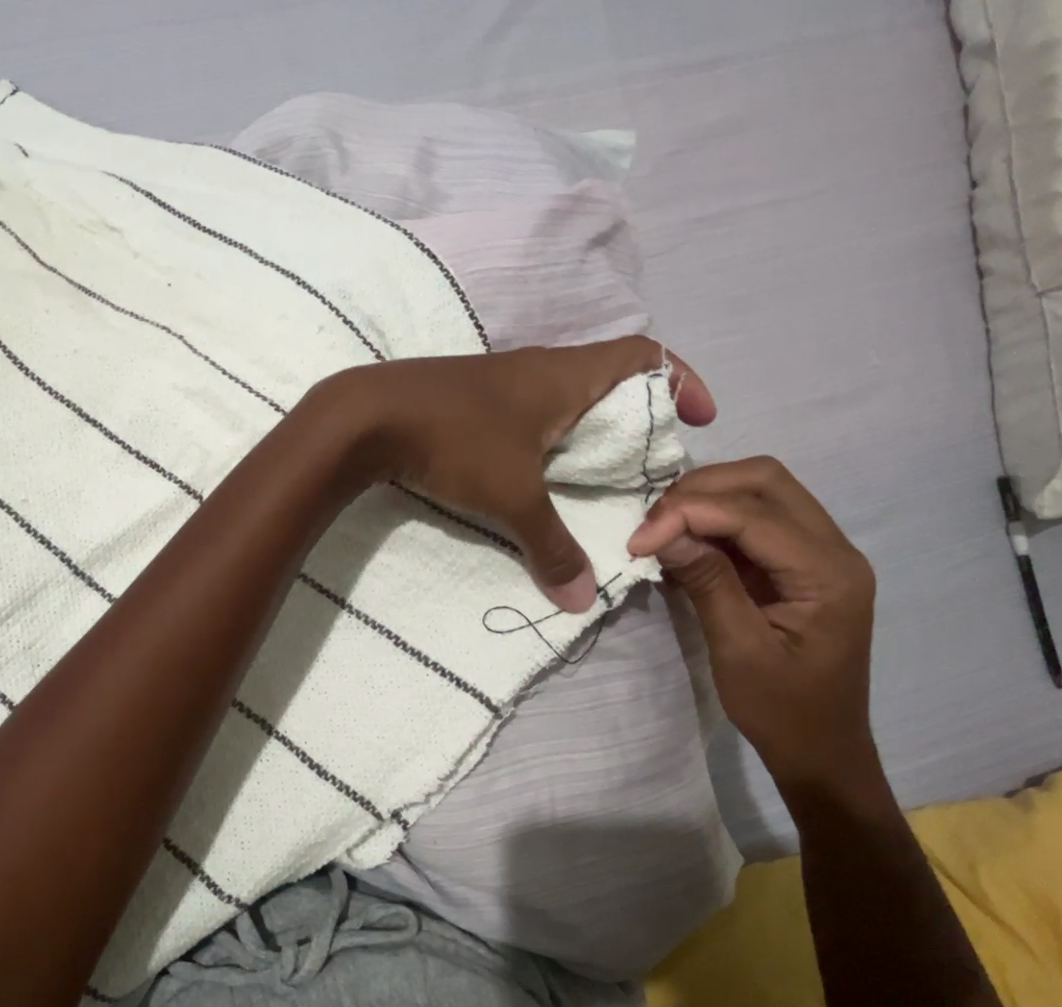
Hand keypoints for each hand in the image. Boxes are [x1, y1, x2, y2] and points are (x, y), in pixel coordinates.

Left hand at [320, 337, 714, 611]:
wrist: (363, 418)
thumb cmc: (454, 439)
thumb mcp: (510, 496)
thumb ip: (551, 545)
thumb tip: (583, 598)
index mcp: (564, 374)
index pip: (642, 354)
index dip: (680, 378)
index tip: (697, 418)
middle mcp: (537, 369)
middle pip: (606, 380)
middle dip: (634, 418)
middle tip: (646, 466)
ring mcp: (498, 383)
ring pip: (561, 400)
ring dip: (585, 433)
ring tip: (596, 480)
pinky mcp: (467, 402)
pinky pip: (526, 415)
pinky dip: (544, 441)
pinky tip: (536, 477)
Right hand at [626, 457, 875, 784]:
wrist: (821, 750)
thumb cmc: (782, 710)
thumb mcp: (738, 650)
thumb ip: (707, 583)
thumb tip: (663, 532)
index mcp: (828, 573)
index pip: (753, 514)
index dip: (689, 513)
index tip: (636, 540)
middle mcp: (835, 549)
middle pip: (766, 480)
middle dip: (701, 490)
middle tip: (651, 524)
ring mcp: (822, 553)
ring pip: (763, 491)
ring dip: (708, 498)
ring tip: (662, 528)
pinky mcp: (802, 564)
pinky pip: (759, 518)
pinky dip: (717, 519)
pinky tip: (684, 540)